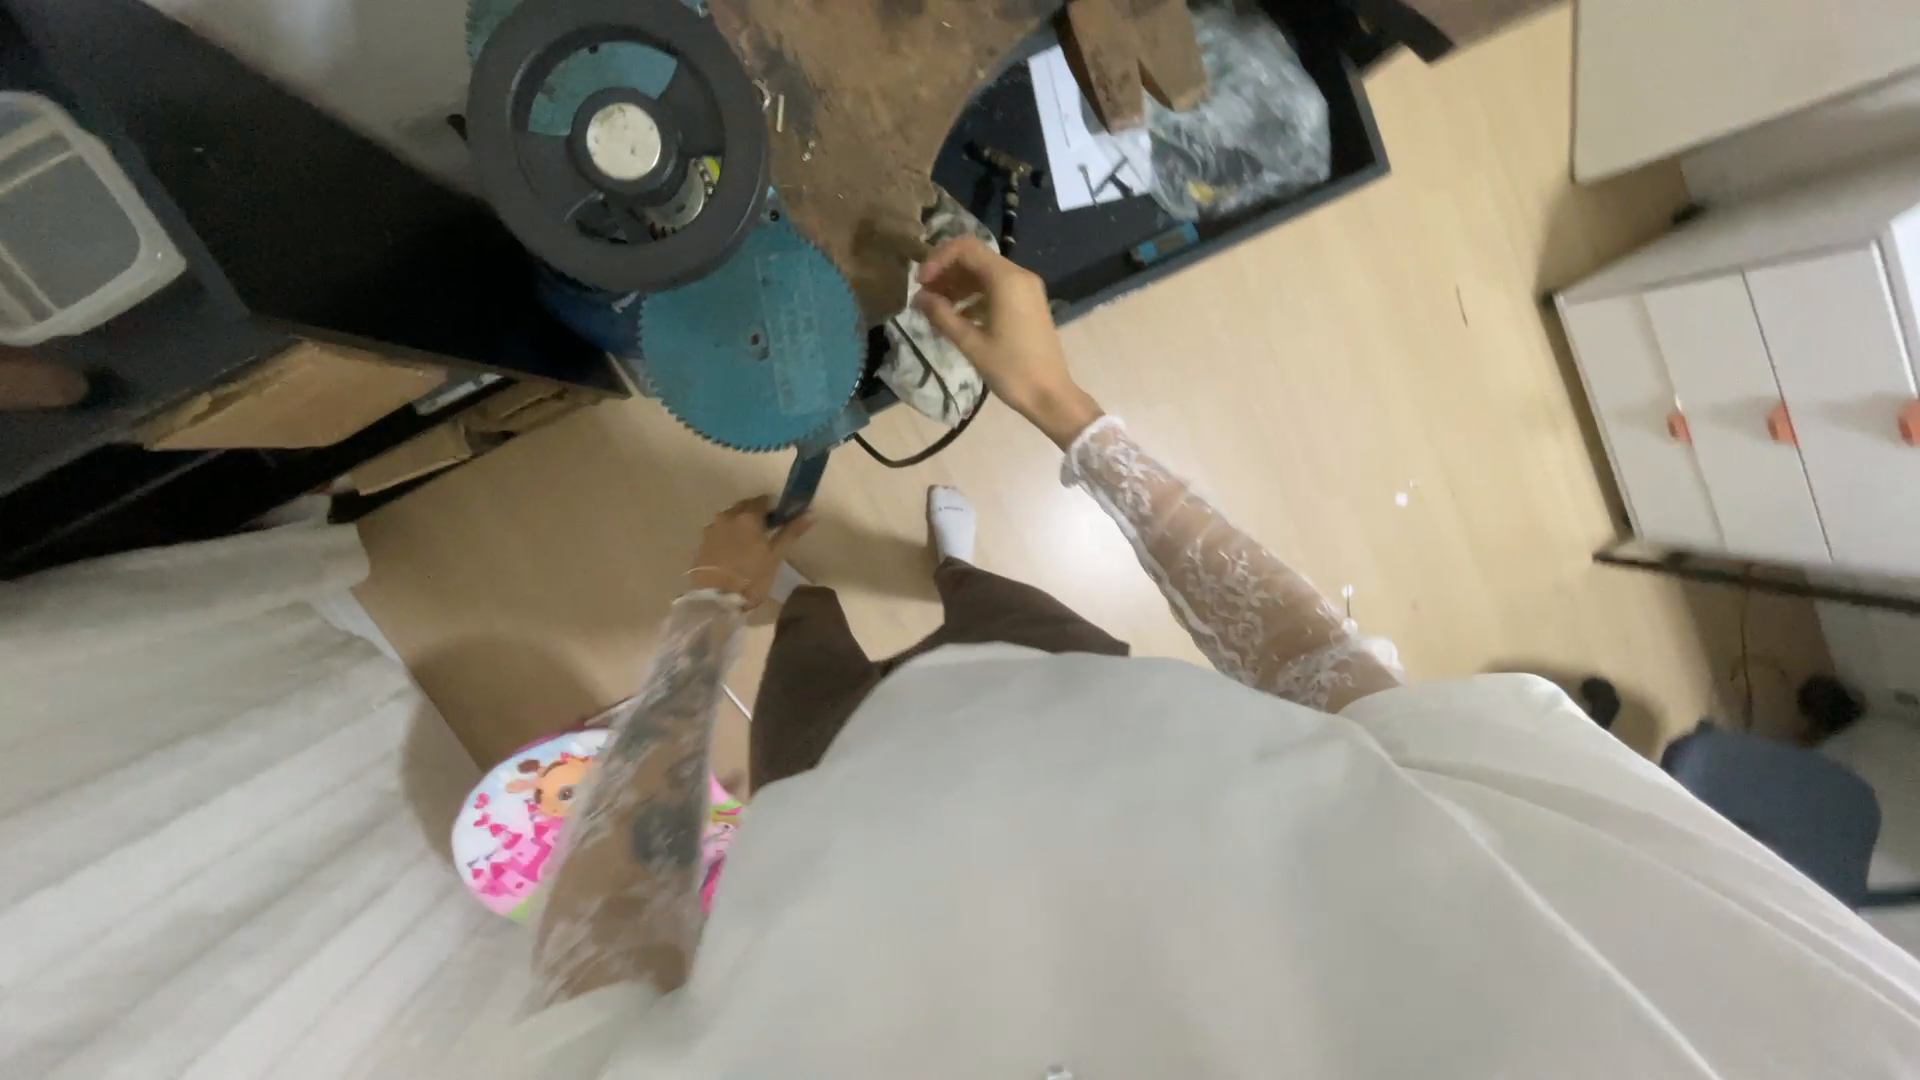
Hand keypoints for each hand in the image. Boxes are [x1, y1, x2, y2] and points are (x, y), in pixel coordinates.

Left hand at [685, 497, 812, 607]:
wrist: (715, 600)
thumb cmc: (751, 577)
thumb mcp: (775, 556)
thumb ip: (791, 532)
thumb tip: (810, 513)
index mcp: (747, 516)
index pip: (764, 500)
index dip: (775, 506)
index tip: (783, 517)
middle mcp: (727, 516)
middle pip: (745, 506)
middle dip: (758, 513)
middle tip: (769, 529)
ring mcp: (712, 529)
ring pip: (730, 518)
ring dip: (741, 523)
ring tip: (751, 542)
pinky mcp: (702, 543)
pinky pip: (720, 531)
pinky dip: (729, 534)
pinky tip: (735, 551)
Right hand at [913, 237, 1103, 447]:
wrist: (1050, 395)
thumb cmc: (1011, 371)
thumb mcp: (972, 344)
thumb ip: (943, 316)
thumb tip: (919, 298)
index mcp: (1007, 280)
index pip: (965, 249)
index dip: (937, 260)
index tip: (920, 283)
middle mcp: (1019, 276)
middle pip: (975, 259)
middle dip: (946, 273)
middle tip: (924, 297)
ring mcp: (1026, 290)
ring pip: (985, 274)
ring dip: (958, 286)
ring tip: (936, 309)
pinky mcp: (1028, 305)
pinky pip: (996, 290)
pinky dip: (974, 297)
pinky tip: (957, 318)